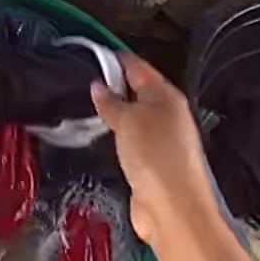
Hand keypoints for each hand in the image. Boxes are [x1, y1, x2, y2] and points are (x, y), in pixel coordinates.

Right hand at [90, 53, 216, 243]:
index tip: (95, 52)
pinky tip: (103, 135)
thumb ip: (111, 102)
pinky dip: (118, 134)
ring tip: (89, 104)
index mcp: (166, 96)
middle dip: (114, 84)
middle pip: (138, 91)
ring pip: (134, 116)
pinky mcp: (154, 162)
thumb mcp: (127, 121)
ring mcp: (162, 139)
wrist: (173, 208)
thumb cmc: (155, 156)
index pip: (138, 68)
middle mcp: (167, 114)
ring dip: (116, 111)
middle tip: (85, 78)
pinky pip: (132, 139)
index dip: (117, 58)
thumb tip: (98, 86)